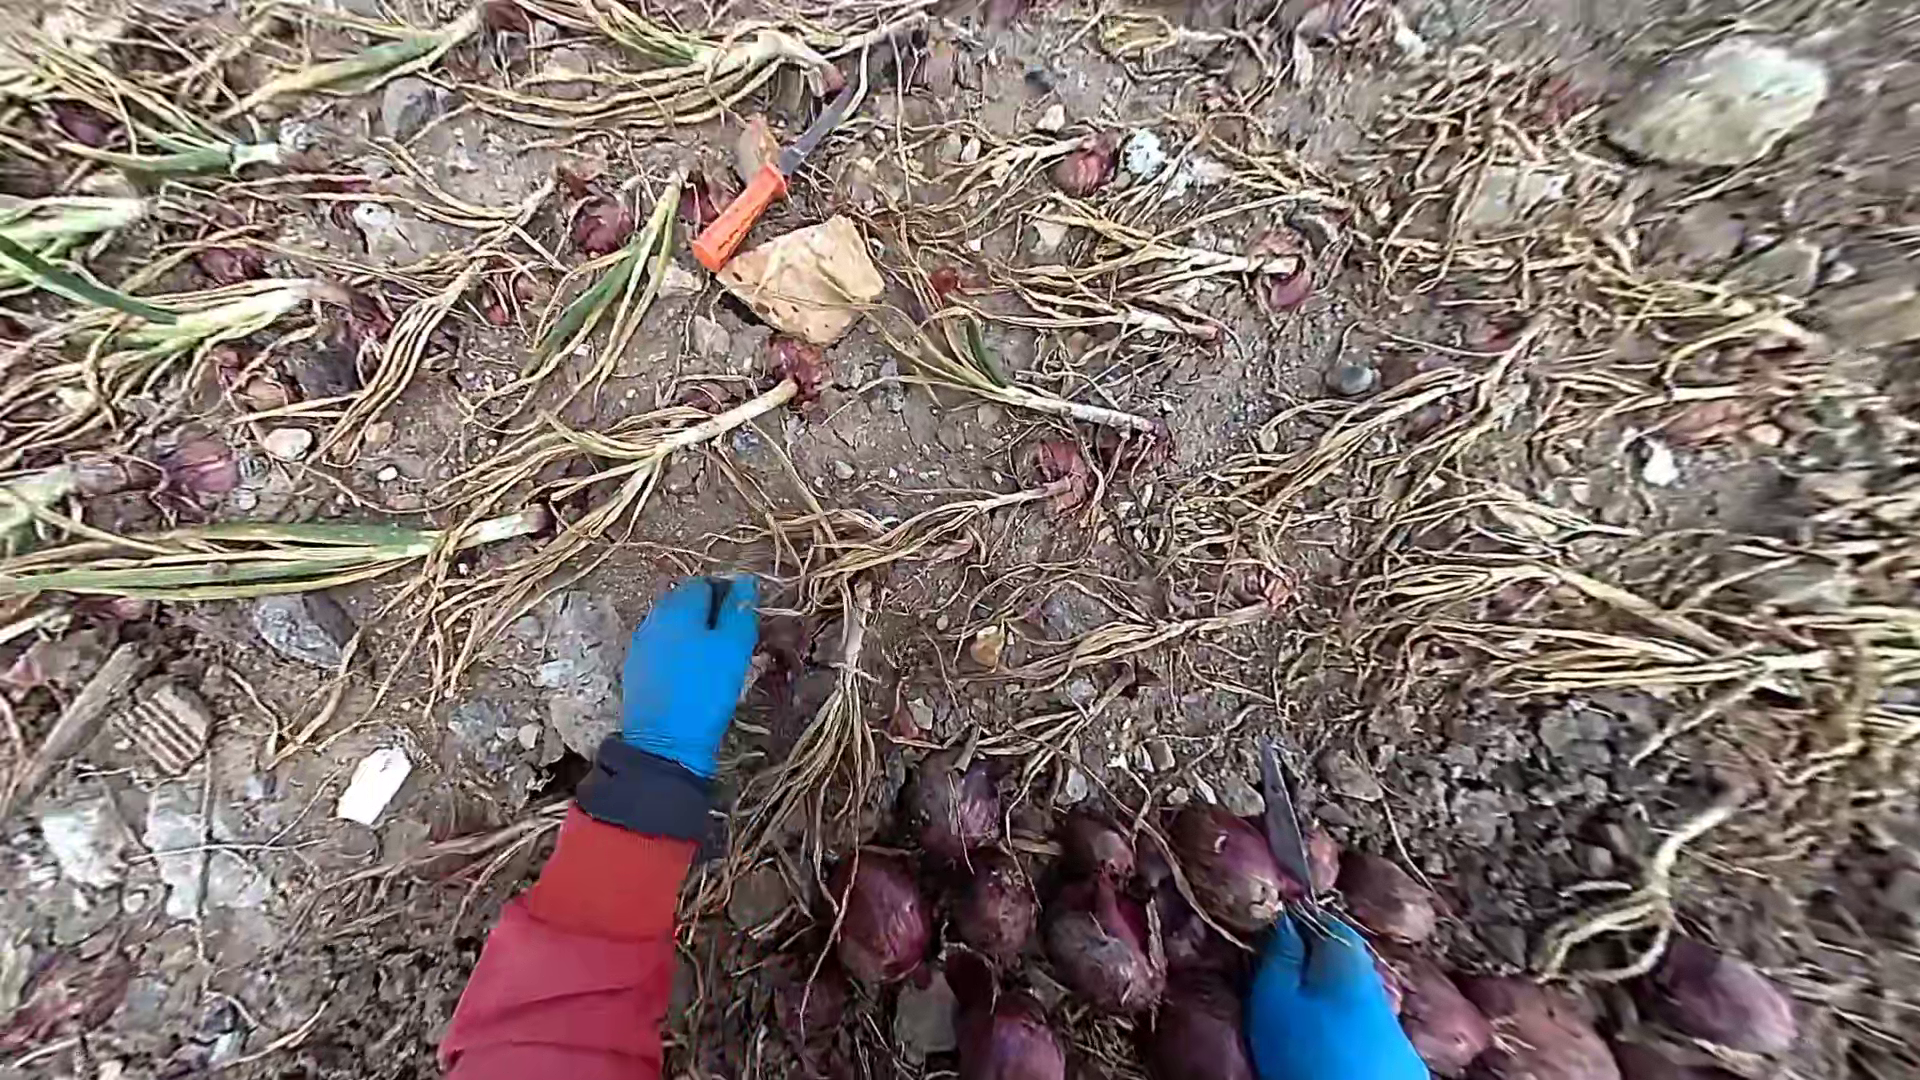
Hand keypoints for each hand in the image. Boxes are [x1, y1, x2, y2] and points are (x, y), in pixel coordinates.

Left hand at [620, 576, 758, 776]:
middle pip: (687, 601)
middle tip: (736, 635)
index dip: (728, 593)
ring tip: (720, 654)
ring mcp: (643, 644)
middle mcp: (654, 619)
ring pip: (677, 624)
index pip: (705, 583)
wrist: (666, 743)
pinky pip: (666, 645)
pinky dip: (684, 649)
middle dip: (713, 612)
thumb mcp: (734, 647)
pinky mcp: (639, 668)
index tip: (745, 614)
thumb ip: (740, 611)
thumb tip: (745, 583)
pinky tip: (698, 670)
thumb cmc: (706, 690)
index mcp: (677, 608)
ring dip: (698, 631)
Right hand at [1246, 915, 1425, 1079]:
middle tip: (1284, 973)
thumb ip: (1281, 955)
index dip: (1307, 921)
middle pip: (1351, 966)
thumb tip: (1288, 922)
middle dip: (1318, 963)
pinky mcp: (1404, 1077)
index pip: (1336, 926)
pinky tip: (1328, 1047)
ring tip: (1303, 1013)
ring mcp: (1402, 1047)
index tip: (1281, 928)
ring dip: (1334, 999)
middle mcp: (1387, 1005)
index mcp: (1355, 976)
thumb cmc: (1302, 1059)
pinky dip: (1349, 1031)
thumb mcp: (1274, 999)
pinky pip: (1372, 1036)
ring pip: (1361, 1002)